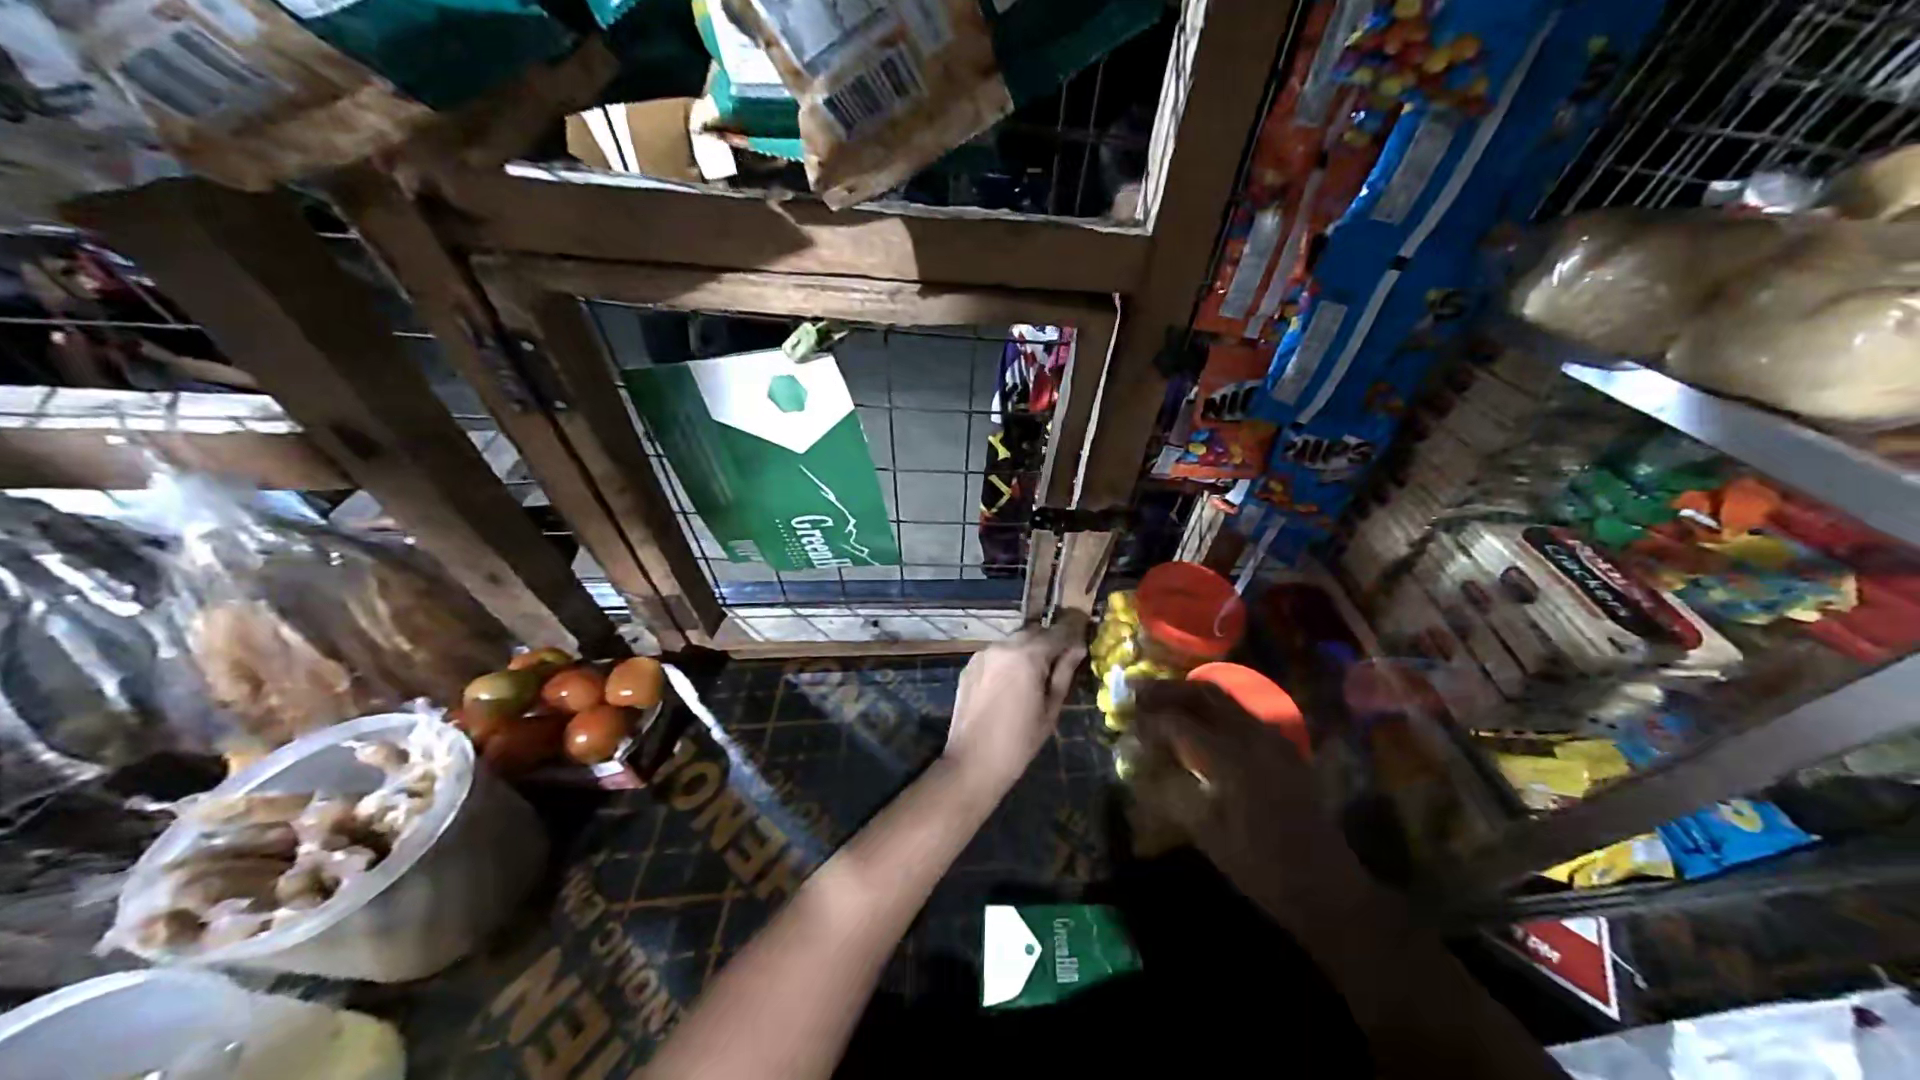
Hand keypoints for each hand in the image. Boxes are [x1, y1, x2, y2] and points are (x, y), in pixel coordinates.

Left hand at [942, 612, 1088, 786]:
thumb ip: (1064, 673)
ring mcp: (983, 654)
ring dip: (1027, 650)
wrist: (973, 761)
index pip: (1057, 633)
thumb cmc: (1020, 740)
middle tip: (1059, 664)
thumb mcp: (1051, 708)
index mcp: (1027, 656)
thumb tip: (1077, 648)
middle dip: (1049, 643)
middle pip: (1034, 633)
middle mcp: (1003, 647)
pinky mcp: (970, 666)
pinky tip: (1010, 683)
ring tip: (1034, 676)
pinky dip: (1008, 660)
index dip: (1072, 636)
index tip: (1080, 645)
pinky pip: (996, 654)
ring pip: (1013, 642)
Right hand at [1133, 680, 1360, 922]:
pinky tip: (1200, 725)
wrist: (1324, 886)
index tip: (1127, 724)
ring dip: (1190, 695)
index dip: (1148, 721)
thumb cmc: (1259, 866)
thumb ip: (1169, 790)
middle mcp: (1251, 736)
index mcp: (1229, 757)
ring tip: (1163, 703)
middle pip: (1203, 694)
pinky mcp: (1283, 749)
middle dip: (1167, 691)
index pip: (1177, 722)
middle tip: (1139, 694)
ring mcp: (1272, 739)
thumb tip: (1139, 763)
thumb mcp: (1205, 832)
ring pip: (1225, 698)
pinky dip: (1214, 709)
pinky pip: (1242, 713)